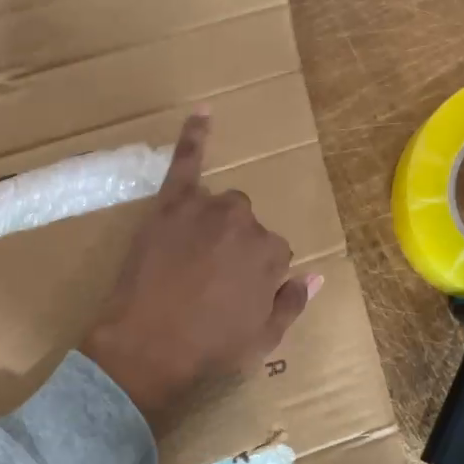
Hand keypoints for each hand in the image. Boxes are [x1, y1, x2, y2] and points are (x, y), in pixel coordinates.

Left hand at [81, 111, 320, 418]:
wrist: (148, 347)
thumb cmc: (209, 349)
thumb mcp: (263, 339)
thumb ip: (292, 303)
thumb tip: (315, 277)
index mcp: (272, 254)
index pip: (275, 256)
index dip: (256, 280)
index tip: (237, 299)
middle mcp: (244, 222)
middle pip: (249, 229)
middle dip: (237, 252)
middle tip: (211, 285)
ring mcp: (206, 209)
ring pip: (222, 207)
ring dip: (215, 225)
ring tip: (192, 260)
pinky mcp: (169, 204)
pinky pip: (185, 161)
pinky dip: (195, 136)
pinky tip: (203, 114)